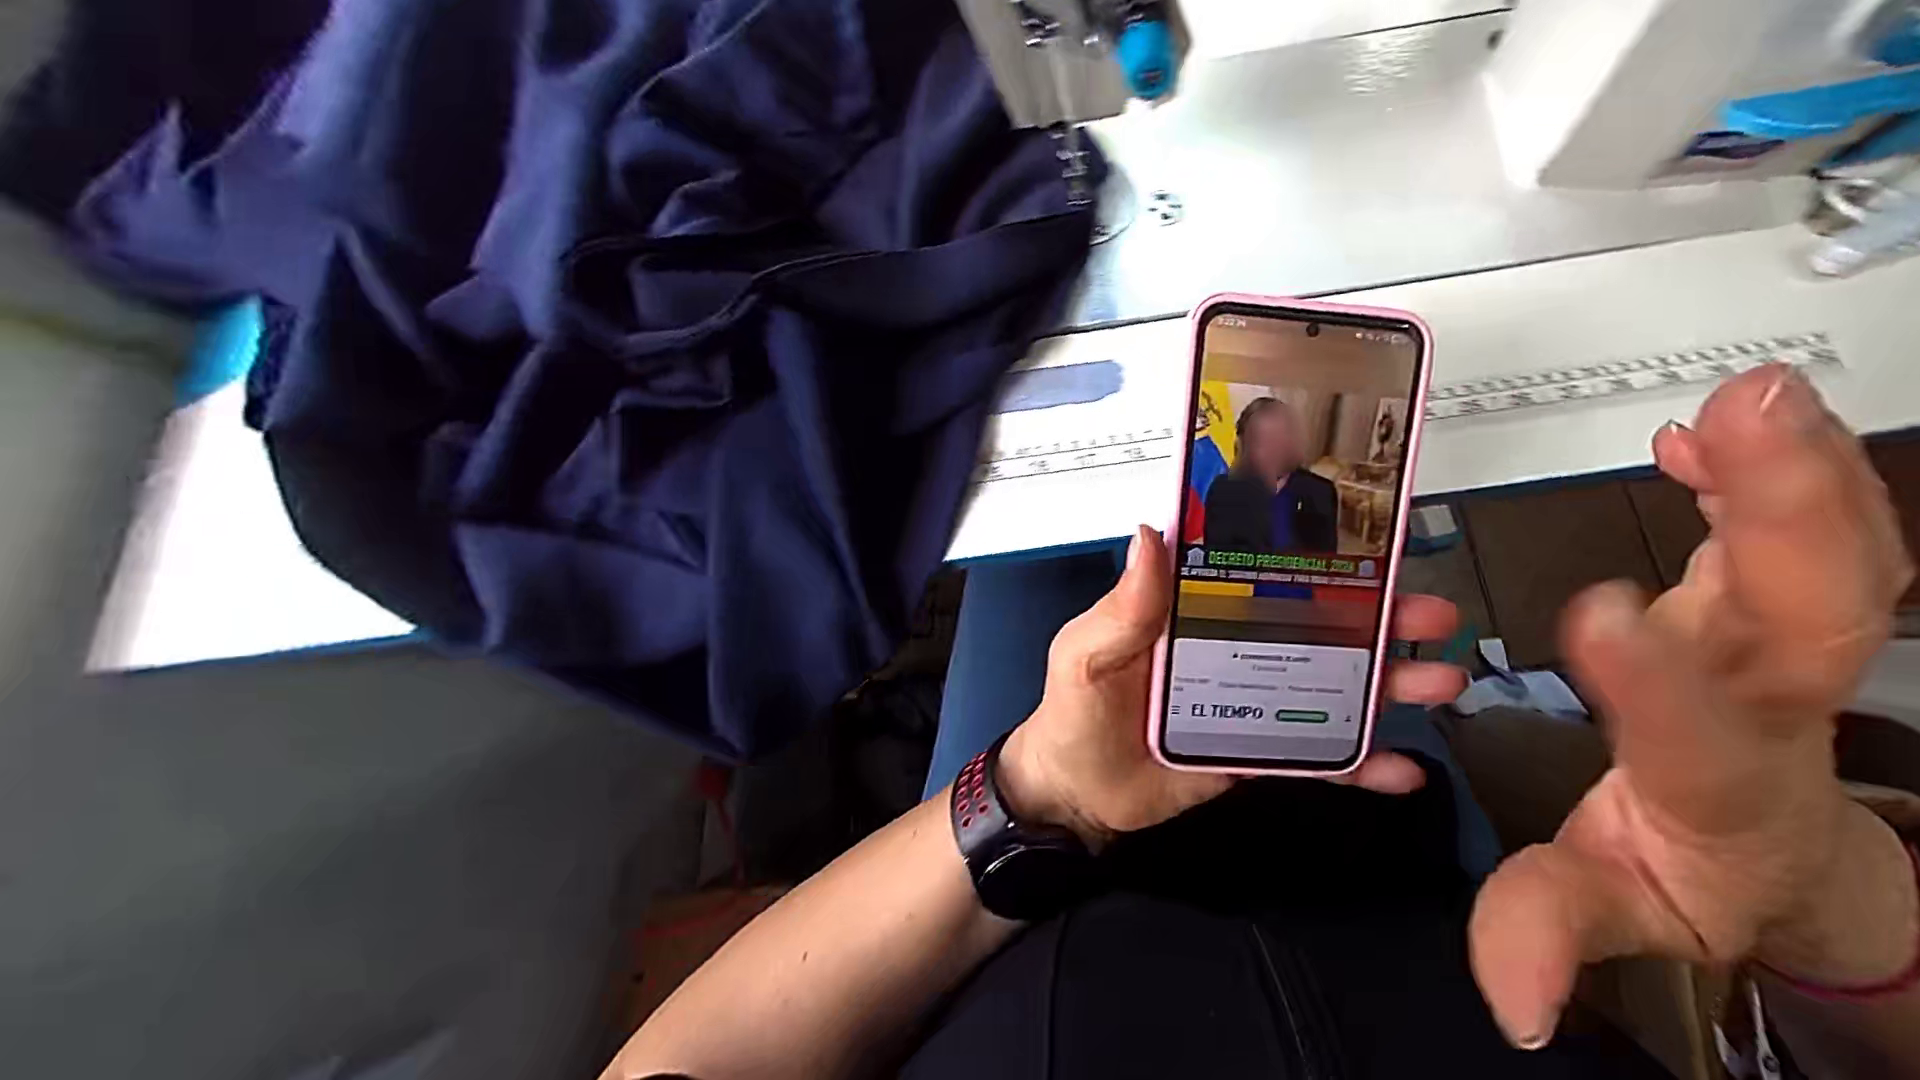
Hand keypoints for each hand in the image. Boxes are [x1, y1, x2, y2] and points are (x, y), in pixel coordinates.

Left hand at [997, 525, 1468, 849]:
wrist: (1080, 793)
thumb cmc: (1075, 713)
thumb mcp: (1086, 655)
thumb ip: (1122, 607)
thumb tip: (1150, 533)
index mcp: (1189, 614)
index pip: (1252, 570)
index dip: (1304, 551)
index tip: (1363, 535)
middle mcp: (1228, 647)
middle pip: (1311, 623)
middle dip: (1374, 615)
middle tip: (1429, 612)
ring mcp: (1249, 699)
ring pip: (1329, 684)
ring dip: (1386, 680)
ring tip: (1437, 678)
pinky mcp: (1258, 751)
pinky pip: (1318, 753)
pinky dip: (1361, 761)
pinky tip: (1401, 767)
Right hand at [1469, 365, 1915, 1047]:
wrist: (1781, 857)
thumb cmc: (1689, 877)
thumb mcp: (1614, 909)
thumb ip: (1552, 928)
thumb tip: (1509, 1000)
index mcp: (1713, 783)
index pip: (1693, 731)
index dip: (1652, 678)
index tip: (1598, 612)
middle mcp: (1767, 707)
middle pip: (1811, 612)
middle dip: (1782, 516)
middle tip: (1744, 421)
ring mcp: (1776, 654)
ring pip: (1819, 558)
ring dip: (1785, 471)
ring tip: (1748, 397)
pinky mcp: (1755, 621)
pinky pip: (1776, 541)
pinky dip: (1746, 480)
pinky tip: (1697, 437)